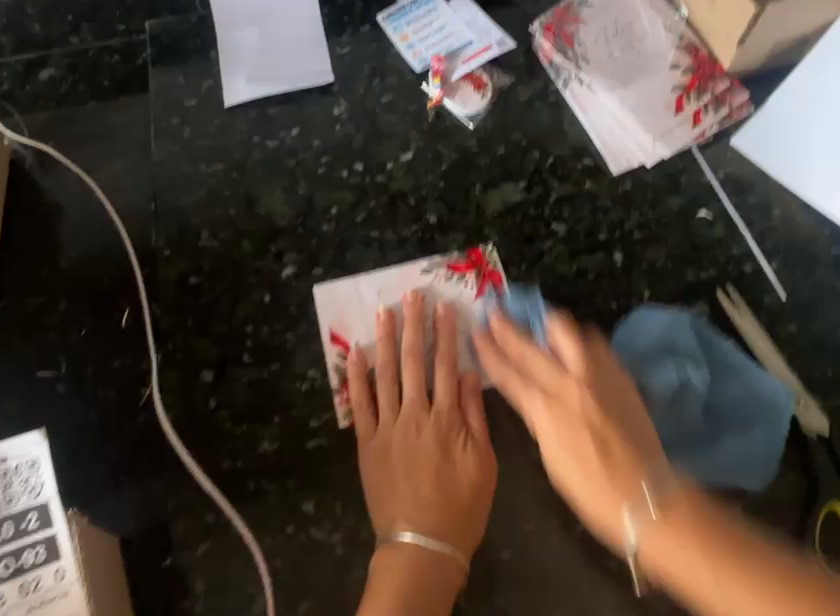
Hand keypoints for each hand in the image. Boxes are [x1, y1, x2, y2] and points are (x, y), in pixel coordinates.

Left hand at [349, 291, 497, 560]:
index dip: (445, 333)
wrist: (422, 545)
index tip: (443, 306)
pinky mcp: (366, 441)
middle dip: (413, 324)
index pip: (447, 365)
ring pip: (384, 373)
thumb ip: (475, 416)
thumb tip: (471, 374)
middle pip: (412, 361)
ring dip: (384, 339)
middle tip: (412, 294)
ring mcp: (387, 426)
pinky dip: (355, 376)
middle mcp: (415, 414)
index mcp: (447, 419)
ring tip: (384, 311)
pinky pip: (359, 403)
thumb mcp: (485, 463)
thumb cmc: (462, 506)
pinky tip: (354, 352)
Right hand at [473, 308, 669, 552]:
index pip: (507, 372)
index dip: (489, 350)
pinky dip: (581, 338)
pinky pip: (595, 342)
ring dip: (548, 325)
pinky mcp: (619, 374)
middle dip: (507, 327)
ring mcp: (596, 375)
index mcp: (545, 410)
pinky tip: (578, 343)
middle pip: (529, 346)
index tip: (476, 332)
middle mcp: (567, 384)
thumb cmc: (590, 490)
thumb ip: (538, 418)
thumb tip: (530, 397)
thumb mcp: (550, 456)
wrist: (645, 495)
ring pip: (566, 331)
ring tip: (541, 322)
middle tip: (496, 312)